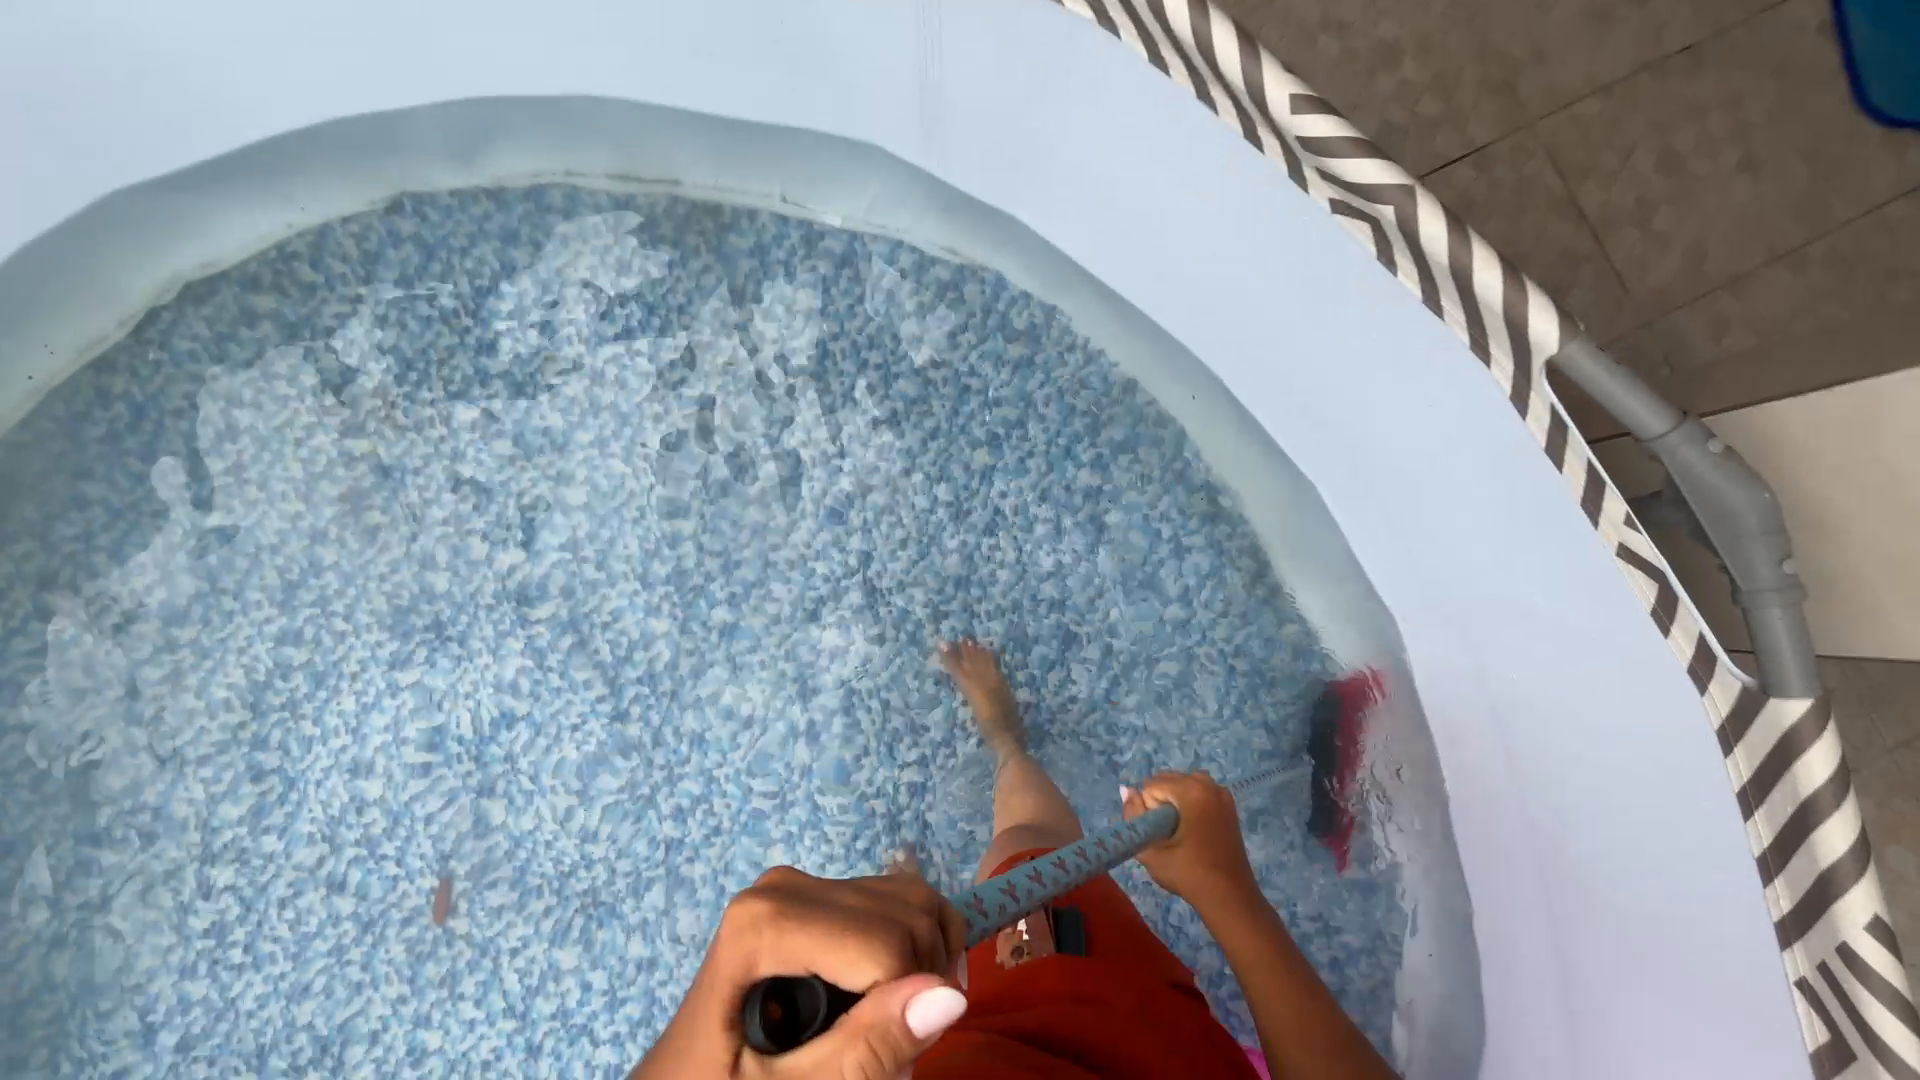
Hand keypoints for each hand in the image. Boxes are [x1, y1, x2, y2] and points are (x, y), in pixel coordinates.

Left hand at [632, 866, 969, 1079]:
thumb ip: (865, 1049)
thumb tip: (948, 996)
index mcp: (765, 922)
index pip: (886, 946)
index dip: (904, 1011)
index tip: (890, 1064)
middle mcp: (785, 885)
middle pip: (904, 919)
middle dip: (919, 987)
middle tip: (889, 1053)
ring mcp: (801, 884)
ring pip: (912, 903)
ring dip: (925, 966)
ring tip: (888, 1025)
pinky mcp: (816, 892)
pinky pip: (897, 899)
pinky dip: (918, 944)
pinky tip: (894, 993)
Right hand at [1123, 771, 1258, 903]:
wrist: (1229, 898)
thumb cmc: (1188, 874)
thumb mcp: (1150, 850)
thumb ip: (1133, 815)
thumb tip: (1126, 789)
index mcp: (1192, 791)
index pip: (1151, 785)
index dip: (1148, 809)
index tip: (1159, 834)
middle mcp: (1209, 785)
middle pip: (1168, 779)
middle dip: (1160, 800)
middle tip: (1167, 833)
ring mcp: (1222, 794)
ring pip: (1184, 783)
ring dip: (1174, 800)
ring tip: (1178, 830)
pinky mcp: (1229, 806)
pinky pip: (1200, 791)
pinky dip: (1190, 802)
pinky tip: (1192, 829)